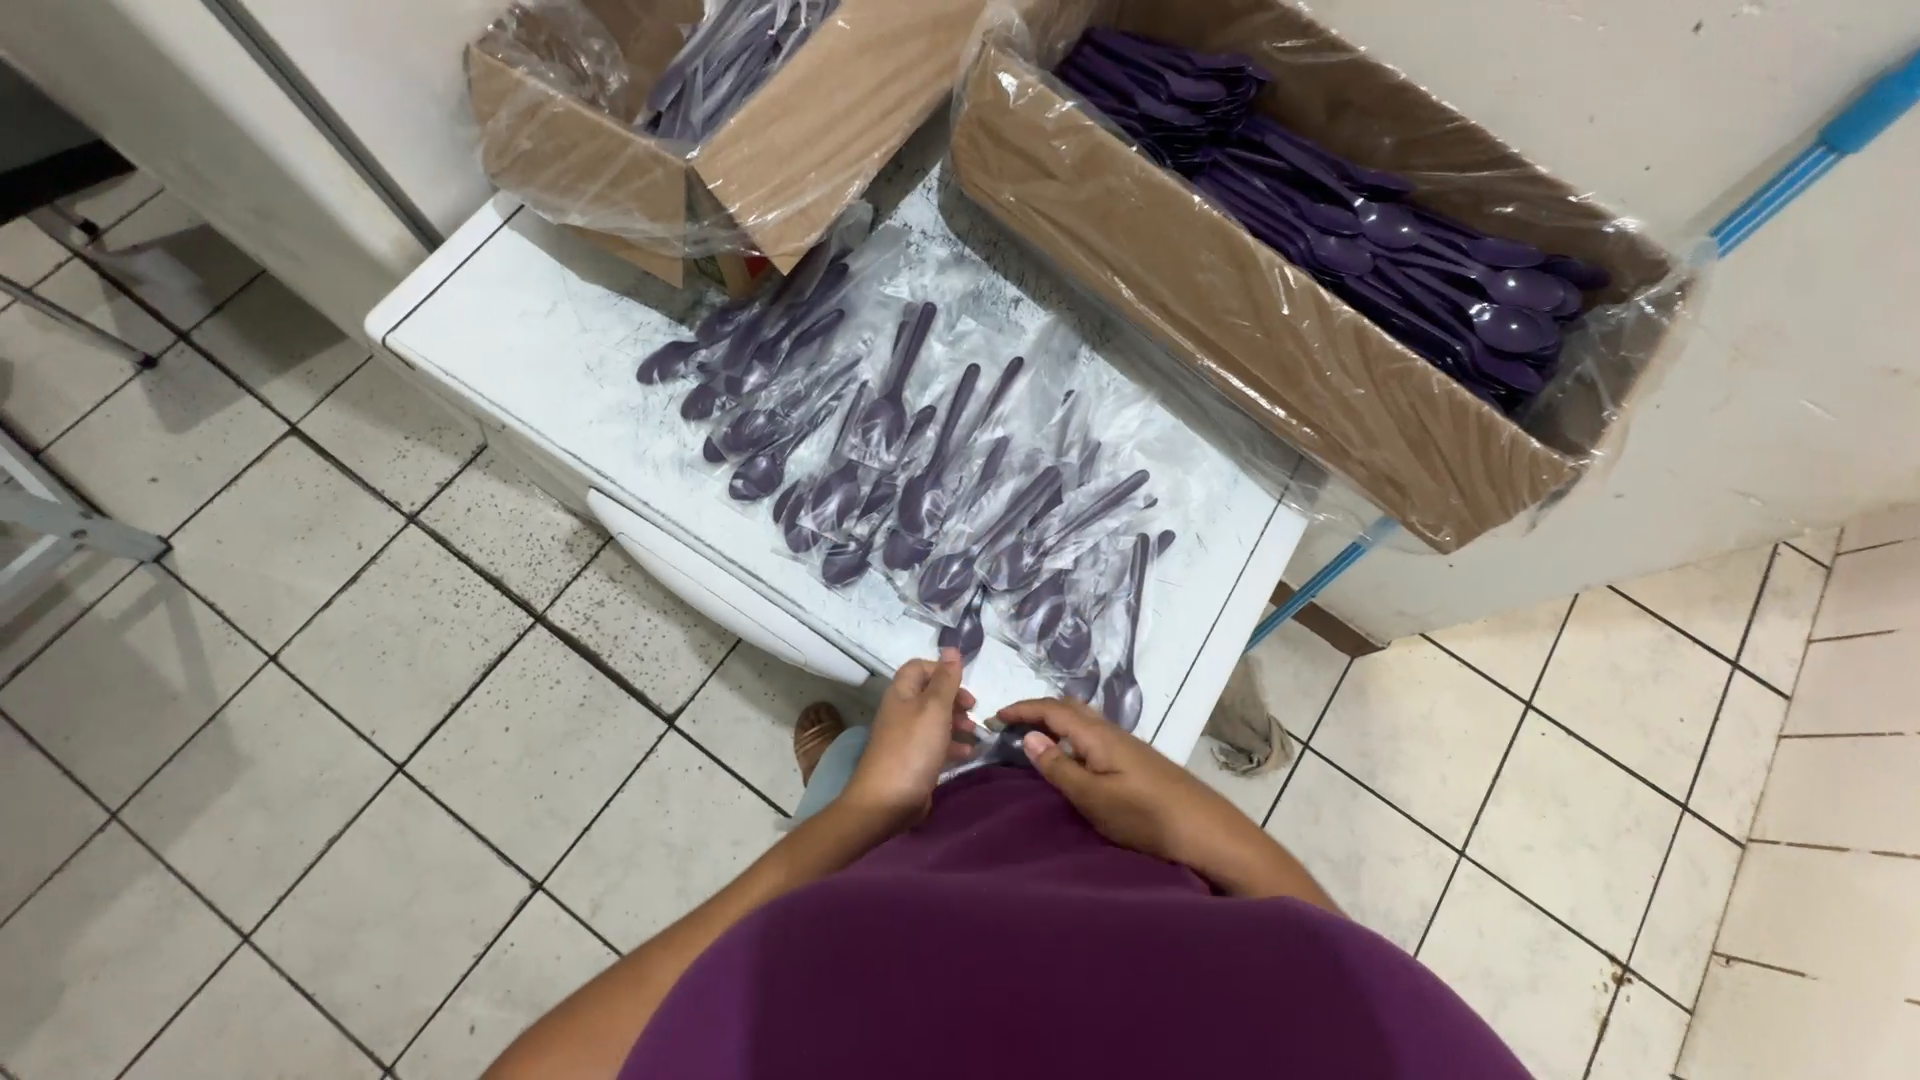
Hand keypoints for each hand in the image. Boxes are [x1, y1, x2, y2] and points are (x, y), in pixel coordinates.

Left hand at [840, 649, 976, 826]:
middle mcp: (901, 712)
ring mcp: (906, 738)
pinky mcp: (914, 761)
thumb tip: (951, 649)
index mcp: (901, 694)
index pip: (919, 668)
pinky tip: (968, 753)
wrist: (887, 801)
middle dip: (954, 699)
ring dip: (957, 723)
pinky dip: (953, 746)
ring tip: (975, 732)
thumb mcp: (934, 708)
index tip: (963, 683)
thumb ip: (945, 679)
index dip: (941, 670)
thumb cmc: (912, 748)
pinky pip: (936, 745)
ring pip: (936, 721)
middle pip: (930, 694)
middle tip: (973, 709)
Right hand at [1002, 698, 1335, 907]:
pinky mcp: (1140, 763)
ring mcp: (1130, 747)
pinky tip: (1074, 757)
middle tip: (1013, 724)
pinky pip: (1096, 735)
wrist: (1209, 834)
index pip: (1054, 710)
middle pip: (1071, 708)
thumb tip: (1030, 736)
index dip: (1024, 709)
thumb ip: (1060, 768)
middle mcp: (1114, 733)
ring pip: (1086, 721)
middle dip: (1039, 710)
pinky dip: (1074, 736)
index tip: (996, 716)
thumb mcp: (1094, 798)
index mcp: (1099, 737)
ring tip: (1037, 739)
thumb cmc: (1147, 818)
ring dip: (1058, 722)